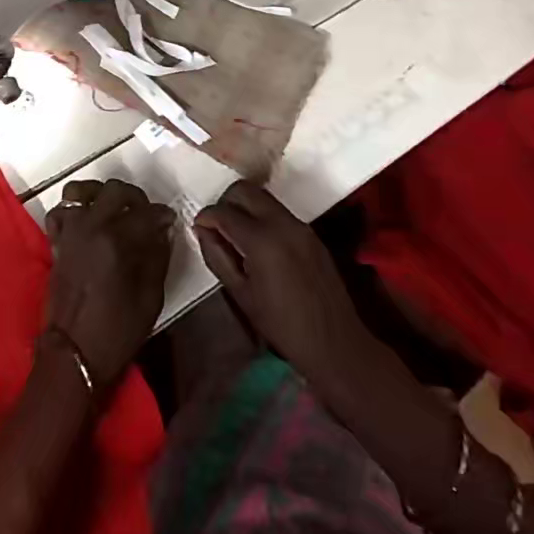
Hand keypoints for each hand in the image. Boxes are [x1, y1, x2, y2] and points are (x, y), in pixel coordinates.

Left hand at [43, 179, 173, 385]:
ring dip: (100, 194)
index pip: (146, 212)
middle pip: (114, 191)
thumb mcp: (150, 296)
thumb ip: (157, 257)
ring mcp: (69, 232)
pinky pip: (60, 212)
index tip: (169, 220)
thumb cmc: (117, 330)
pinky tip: (87, 222)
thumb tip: (163, 232)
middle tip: (145, 213)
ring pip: (80, 191)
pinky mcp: (54, 243)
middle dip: (135, 198)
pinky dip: (73, 210)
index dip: (162, 214)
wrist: (74, 352)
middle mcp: (90, 227)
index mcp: (117, 240)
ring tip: (113, 209)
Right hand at [193, 181, 367, 377]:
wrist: (335, 343)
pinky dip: (262, 217)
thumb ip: (217, 256)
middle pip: (244, 190)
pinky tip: (258, 244)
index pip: (224, 212)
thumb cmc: (282, 325)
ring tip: (235, 235)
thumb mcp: (240, 293)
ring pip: (263, 197)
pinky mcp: (311, 234)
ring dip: (244, 207)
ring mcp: (300, 227)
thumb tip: (203, 231)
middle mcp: (282, 224)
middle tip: (216, 226)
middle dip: (225, 202)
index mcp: (262, 241)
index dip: (206, 217)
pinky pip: (279, 212)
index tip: (198, 228)